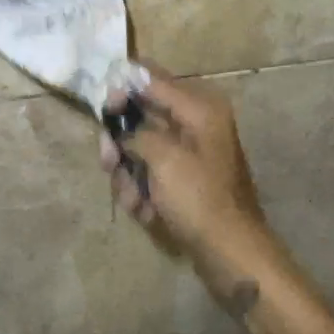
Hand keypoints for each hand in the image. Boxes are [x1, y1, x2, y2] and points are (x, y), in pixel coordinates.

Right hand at [97, 68, 268, 259]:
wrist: (230, 252)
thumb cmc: (199, 199)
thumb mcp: (163, 158)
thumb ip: (136, 131)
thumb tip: (120, 123)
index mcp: (200, 109)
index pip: (153, 80)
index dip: (123, 90)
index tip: (103, 109)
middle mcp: (198, 125)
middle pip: (143, 118)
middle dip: (122, 145)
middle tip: (108, 163)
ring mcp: (191, 156)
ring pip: (142, 151)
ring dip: (130, 175)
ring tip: (133, 201)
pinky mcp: (186, 182)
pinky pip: (152, 175)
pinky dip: (144, 192)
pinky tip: (145, 212)